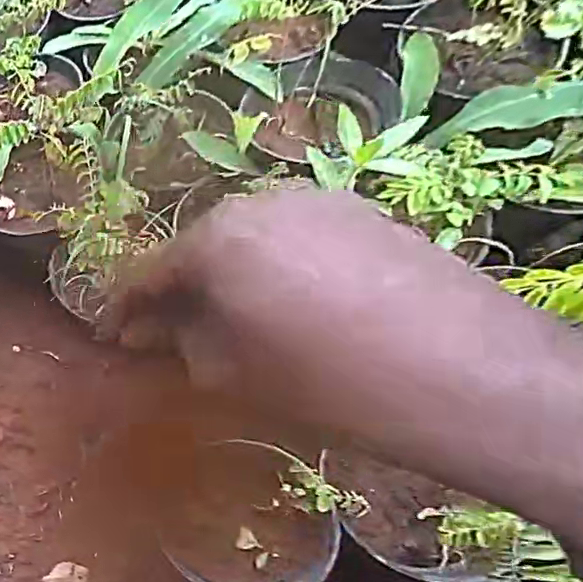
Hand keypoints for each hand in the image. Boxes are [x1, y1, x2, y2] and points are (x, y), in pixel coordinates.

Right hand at [104, 189, 534, 446]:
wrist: (469, 375)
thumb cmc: (324, 382)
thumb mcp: (230, 373)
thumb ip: (178, 343)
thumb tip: (149, 332)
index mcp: (215, 238)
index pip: (146, 272)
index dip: (123, 310)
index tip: (113, 339)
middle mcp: (261, 201)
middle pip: (197, 249)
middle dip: (177, 294)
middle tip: (167, 337)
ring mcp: (317, 199)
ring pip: (246, 241)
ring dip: (225, 281)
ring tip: (228, 325)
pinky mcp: (363, 211)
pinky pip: (292, 238)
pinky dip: (271, 270)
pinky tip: (284, 308)